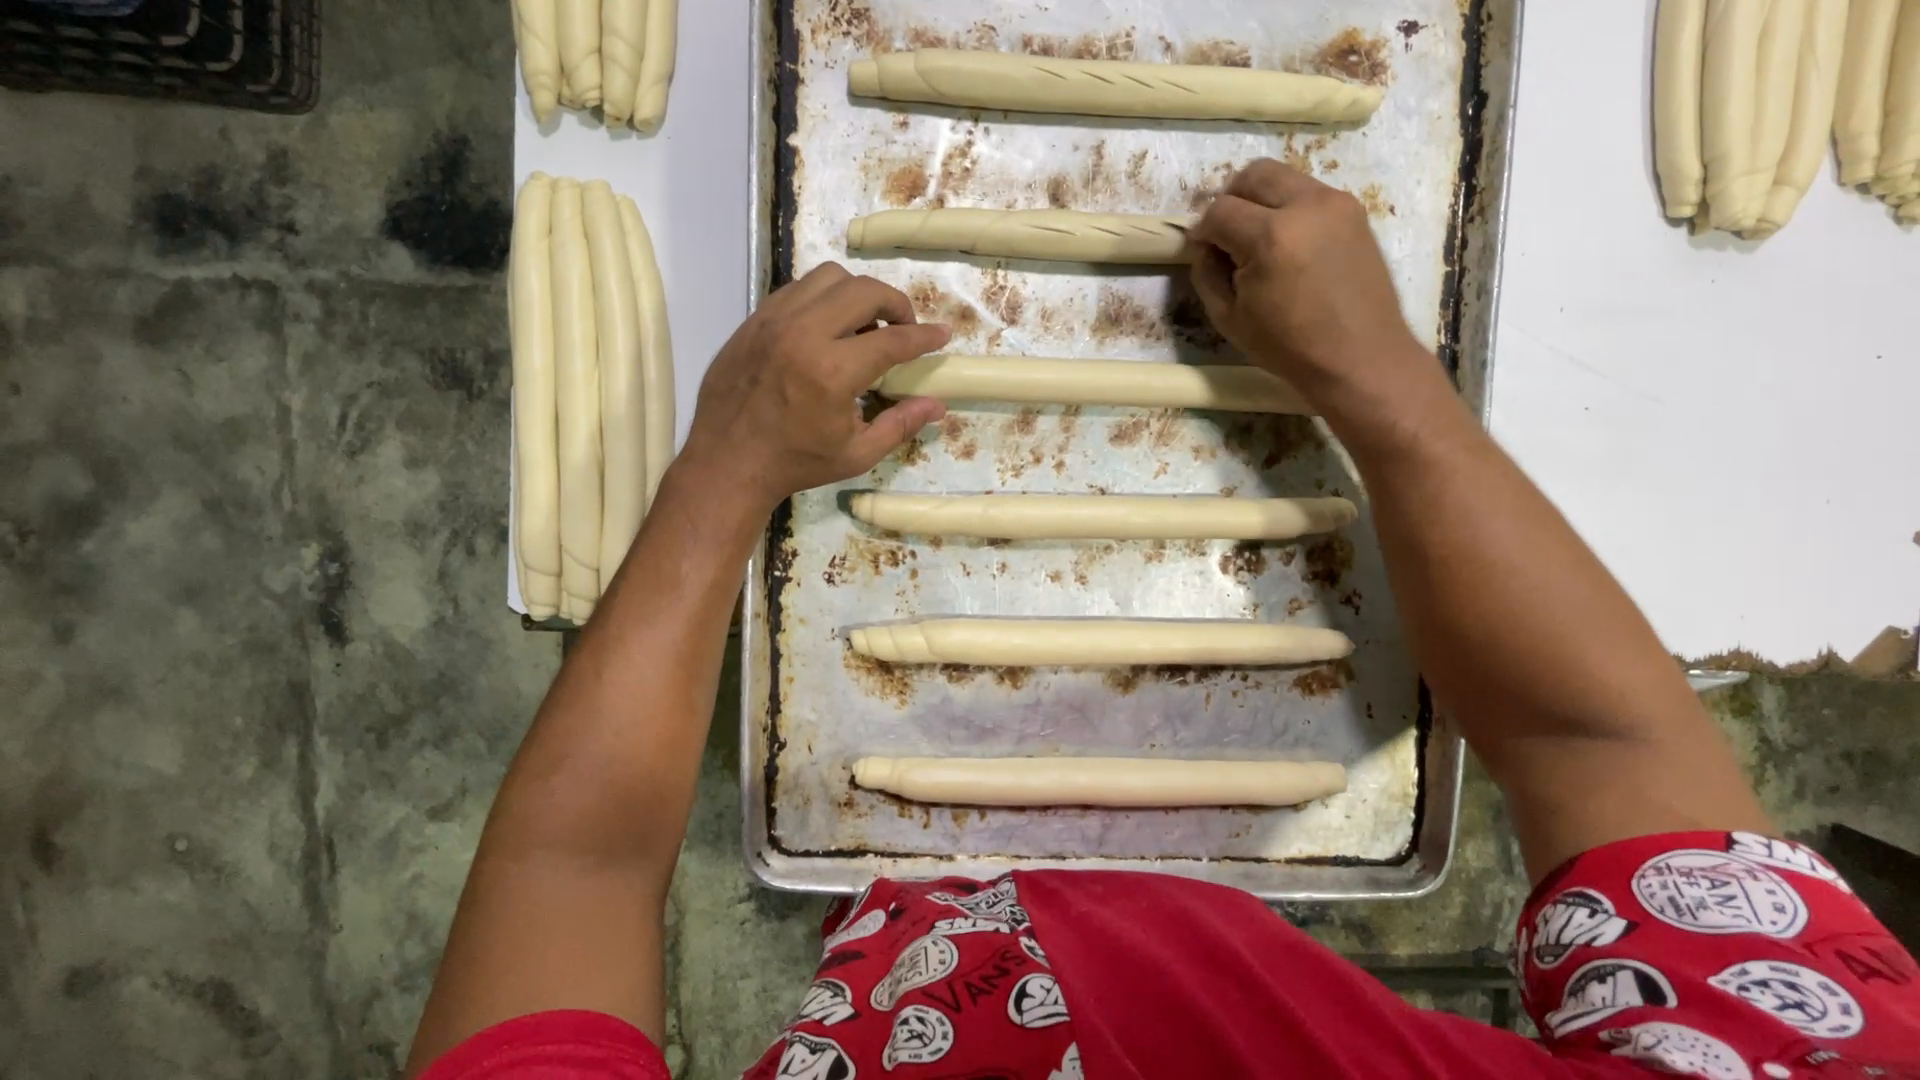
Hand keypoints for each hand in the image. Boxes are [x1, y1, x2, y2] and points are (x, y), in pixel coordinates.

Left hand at [678, 264, 950, 514]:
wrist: (727, 462)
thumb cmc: (795, 463)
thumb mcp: (856, 454)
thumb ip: (900, 424)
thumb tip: (937, 406)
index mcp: (832, 372)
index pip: (893, 340)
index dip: (924, 337)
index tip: (942, 334)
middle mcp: (803, 334)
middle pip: (864, 291)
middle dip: (895, 304)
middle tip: (902, 328)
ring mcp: (774, 322)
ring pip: (829, 278)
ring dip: (857, 295)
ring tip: (863, 325)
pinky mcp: (754, 321)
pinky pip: (797, 289)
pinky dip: (822, 299)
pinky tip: (827, 328)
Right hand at [1189, 161, 1428, 405]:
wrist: (1360, 356)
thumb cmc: (1288, 347)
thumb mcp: (1229, 318)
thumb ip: (1207, 274)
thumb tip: (1204, 246)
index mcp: (1269, 236)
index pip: (1219, 210)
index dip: (1203, 230)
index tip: (1202, 251)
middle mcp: (1305, 206)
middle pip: (1253, 175)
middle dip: (1230, 200)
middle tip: (1225, 234)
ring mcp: (1335, 203)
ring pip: (1283, 177)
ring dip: (1260, 200)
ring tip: (1257, 239)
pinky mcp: (1354, 210)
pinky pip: (1309, 193)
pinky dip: (1288, 208)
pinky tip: (1287, 245)